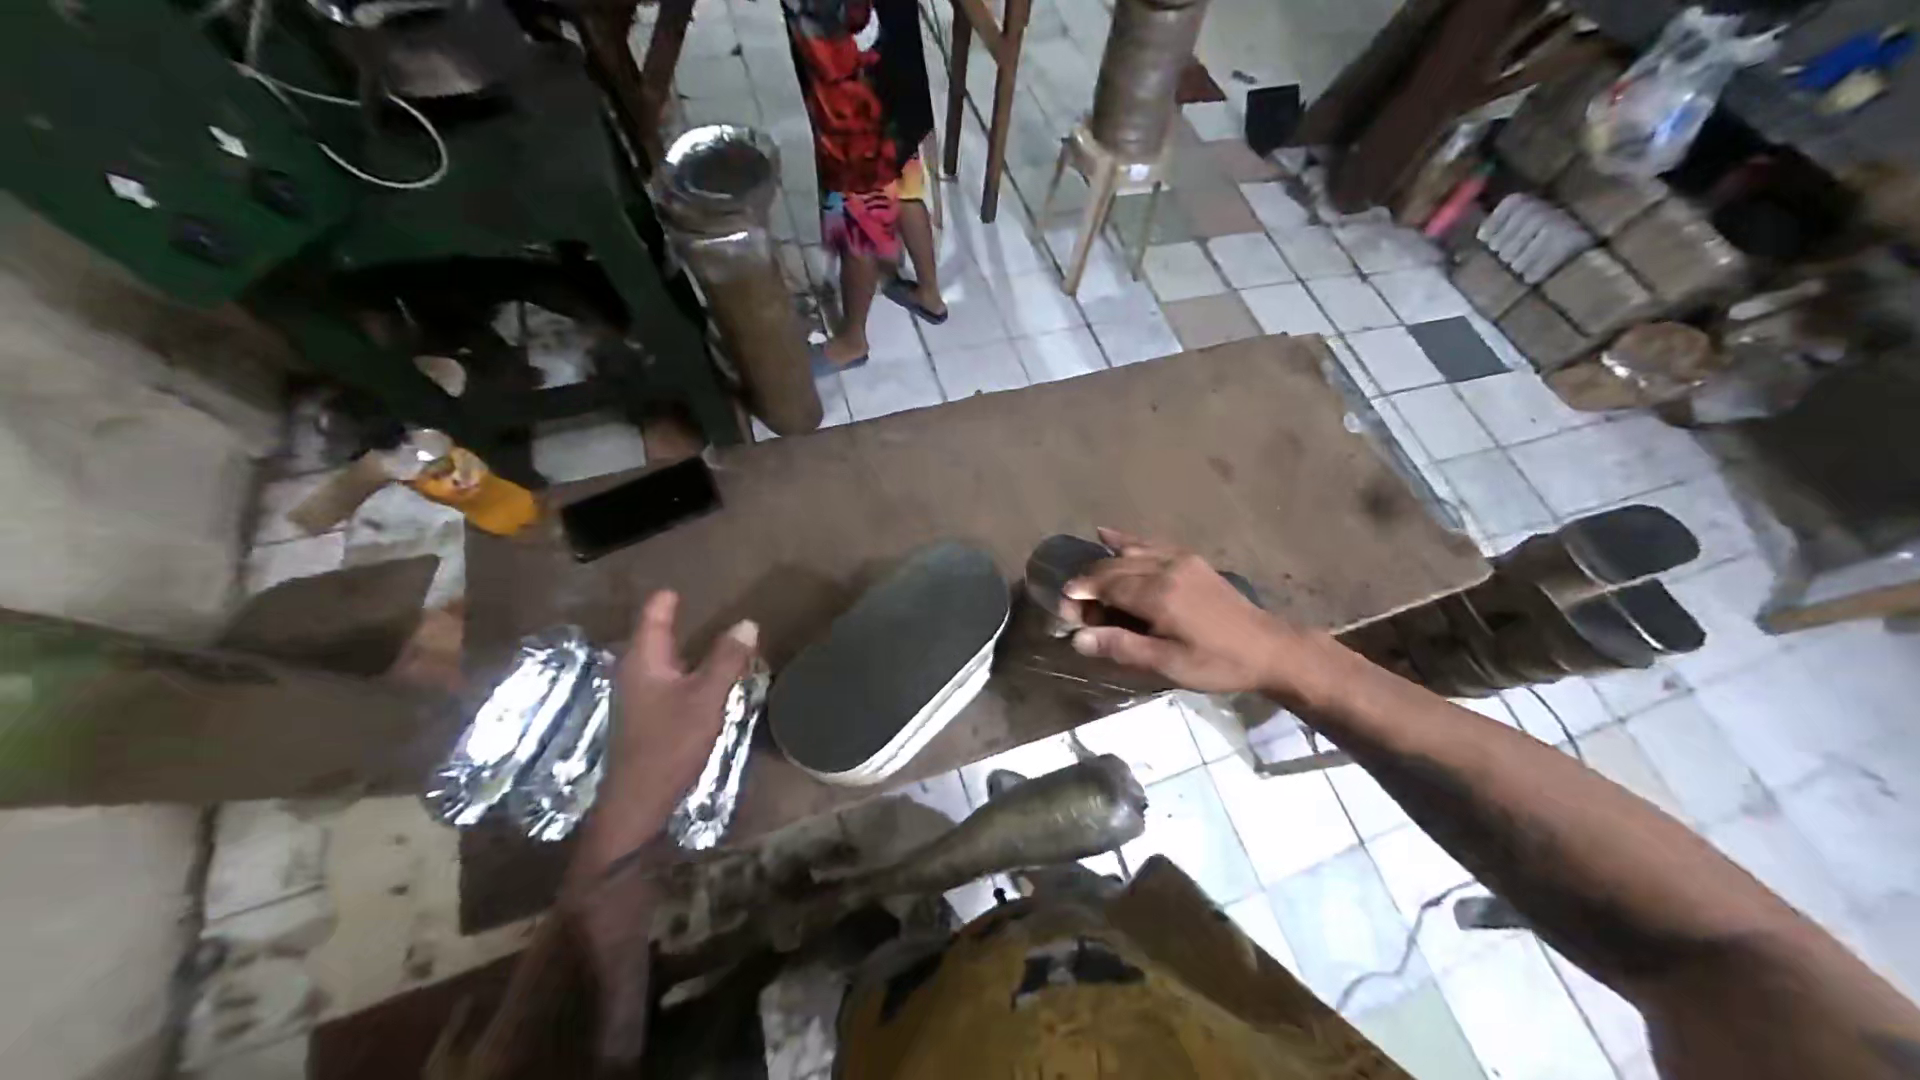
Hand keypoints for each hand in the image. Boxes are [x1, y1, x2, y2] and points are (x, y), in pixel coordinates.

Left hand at [583, 591, 757, 861]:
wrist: (638, 803)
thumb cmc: (669, 743)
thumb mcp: (706, 697)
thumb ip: (727, 659)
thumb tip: (748, 622)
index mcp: (643, 658)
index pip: (654, 613)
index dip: (670, 597)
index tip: (691, 582)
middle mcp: (634, 671)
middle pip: (656, 634)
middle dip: (680, 619)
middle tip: (713, 606)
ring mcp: (636, 695)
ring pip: (662, 659)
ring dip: (685, 647)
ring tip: (715, 637)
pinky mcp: (644, 716)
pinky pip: (665, 679)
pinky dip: (685, 669)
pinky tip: (704, 678)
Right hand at [1063, 527, 1320, 695]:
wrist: (1269, 648)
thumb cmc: (1218, 662)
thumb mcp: (1169, 664)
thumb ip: (1121, 647)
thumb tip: (1078, 638)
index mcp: (1158, 594)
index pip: (1105, 585)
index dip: (1080, 594)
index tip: (1064, 609)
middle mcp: (1165, 567)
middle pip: (1112, 567)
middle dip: (1088, 583)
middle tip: (1075, 607)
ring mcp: (1179, 558)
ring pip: (1128, 553)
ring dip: (1103, 565)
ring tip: (1087, 584)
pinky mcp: (1190, 559)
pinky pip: (1149, 543)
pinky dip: (1125, 540)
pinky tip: (1105, 533)